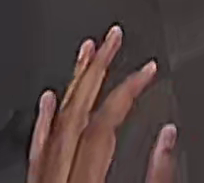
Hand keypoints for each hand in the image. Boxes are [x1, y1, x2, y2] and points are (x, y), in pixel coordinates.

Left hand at [25, 24, 174, 182]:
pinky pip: (34, 153)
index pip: (104, 123)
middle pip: (73, 116)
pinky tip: (48, 98)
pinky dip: (43, 122)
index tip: (150, 67)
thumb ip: (157, 177)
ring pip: (52, 129)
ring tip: (86, 50)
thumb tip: (169, 134)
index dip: (129, 89)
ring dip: (72, 85)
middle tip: (113, 36)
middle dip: (96, 69)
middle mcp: (56, 181)